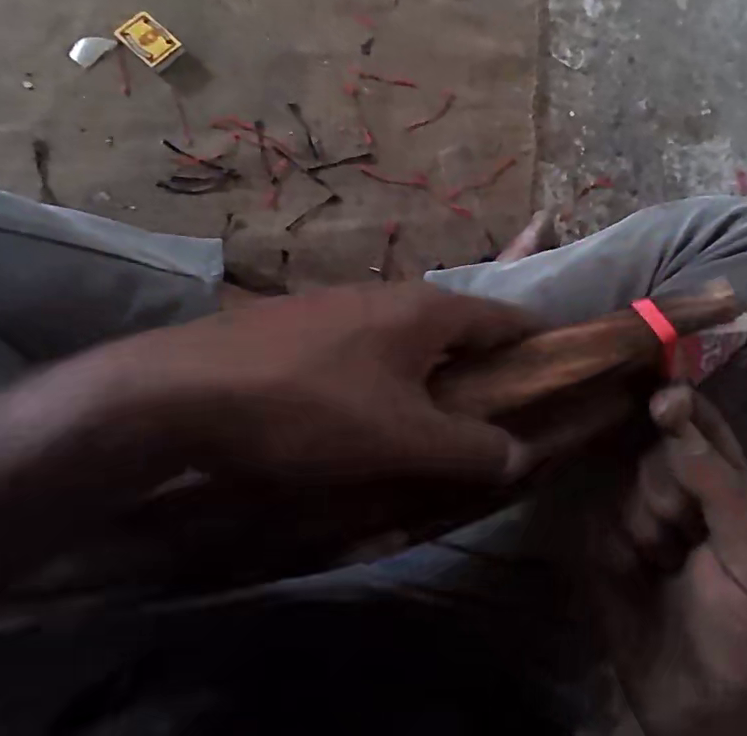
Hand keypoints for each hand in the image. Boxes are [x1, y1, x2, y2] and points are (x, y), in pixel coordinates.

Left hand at [83, 283, 538, 484]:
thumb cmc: (309, 408)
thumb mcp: (402, 439)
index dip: (535, 344)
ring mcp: (338, 304)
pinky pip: (362, 350)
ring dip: (427, 376)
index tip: (557, 374)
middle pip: (453, 328)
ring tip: (432, 423)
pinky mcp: (299, 325)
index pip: (503, 317)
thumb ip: (469, 447)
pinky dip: (382, 377)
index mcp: (423, 309)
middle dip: (480, 369)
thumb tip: (520, 452)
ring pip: (404, 340)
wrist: (189, 388)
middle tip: (495, 418)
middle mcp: (385, 294)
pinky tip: (364, 411)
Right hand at [595, 387, 746, 735]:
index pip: (699, 422)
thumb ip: (717, 483)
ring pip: (620, 480)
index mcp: (727, 487)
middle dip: (660, 482)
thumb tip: (671, 411)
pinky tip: (631, 571)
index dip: (678, 402)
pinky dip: (611, 539)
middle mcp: (680, 493)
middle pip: (651, 447)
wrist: (709, 719)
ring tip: (658, 564)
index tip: (656, 401)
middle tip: (677, 528)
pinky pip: (593, 515)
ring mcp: (639, 518)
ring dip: (638, 520)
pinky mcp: (604, 545)